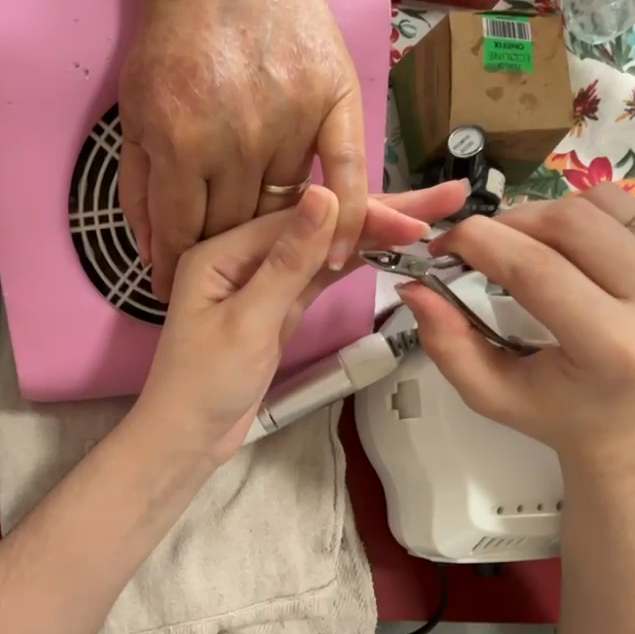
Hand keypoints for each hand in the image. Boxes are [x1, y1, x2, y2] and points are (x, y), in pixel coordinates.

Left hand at [120, 0, 365, 300]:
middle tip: (217, 269)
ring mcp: (289, 119)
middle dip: (216, 254)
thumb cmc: (174, 42)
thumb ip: (139, 191)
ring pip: (281, 211)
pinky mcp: (333, 100)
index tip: (169, 290)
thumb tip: (151, 258)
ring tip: (264, 258)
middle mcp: (236, 139)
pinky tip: (339, 255)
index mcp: (180, 143)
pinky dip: (346, 221)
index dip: (172, 268)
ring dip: (271, 239)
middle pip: (230, 230)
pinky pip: (346, 176)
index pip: (180, 234)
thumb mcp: (135, 116)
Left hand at [138, 182, 471, 460]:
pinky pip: (316, 279)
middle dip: (379, 214)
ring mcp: (259, 284)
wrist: (187, 438)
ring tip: (430, 219)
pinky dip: (351, 265)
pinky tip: (387, 247)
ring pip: (323, 252)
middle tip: (446, 197)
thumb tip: (325, 194)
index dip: (361, 213)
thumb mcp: (249, 321)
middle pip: (317, 227)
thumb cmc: (204, 384)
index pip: (301, 217)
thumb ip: (289, 261)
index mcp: (221, 250)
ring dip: (373, 236)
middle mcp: (239, 258)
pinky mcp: (273, 311)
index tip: (416, 214)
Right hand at [400, 185, 634, 468]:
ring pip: (599, 203)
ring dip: (544, 216)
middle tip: (475, 245)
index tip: (441, 245)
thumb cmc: (552, 412)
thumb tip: (414, 286)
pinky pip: (628, 208)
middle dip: (508, 223)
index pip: (536, 269)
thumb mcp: (487, 392)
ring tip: (521, 248)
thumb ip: (446, 342)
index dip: (479, 244)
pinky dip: (584, 220)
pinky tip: (570, 253)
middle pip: (569, 222)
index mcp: (614, 347)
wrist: (630, 423)